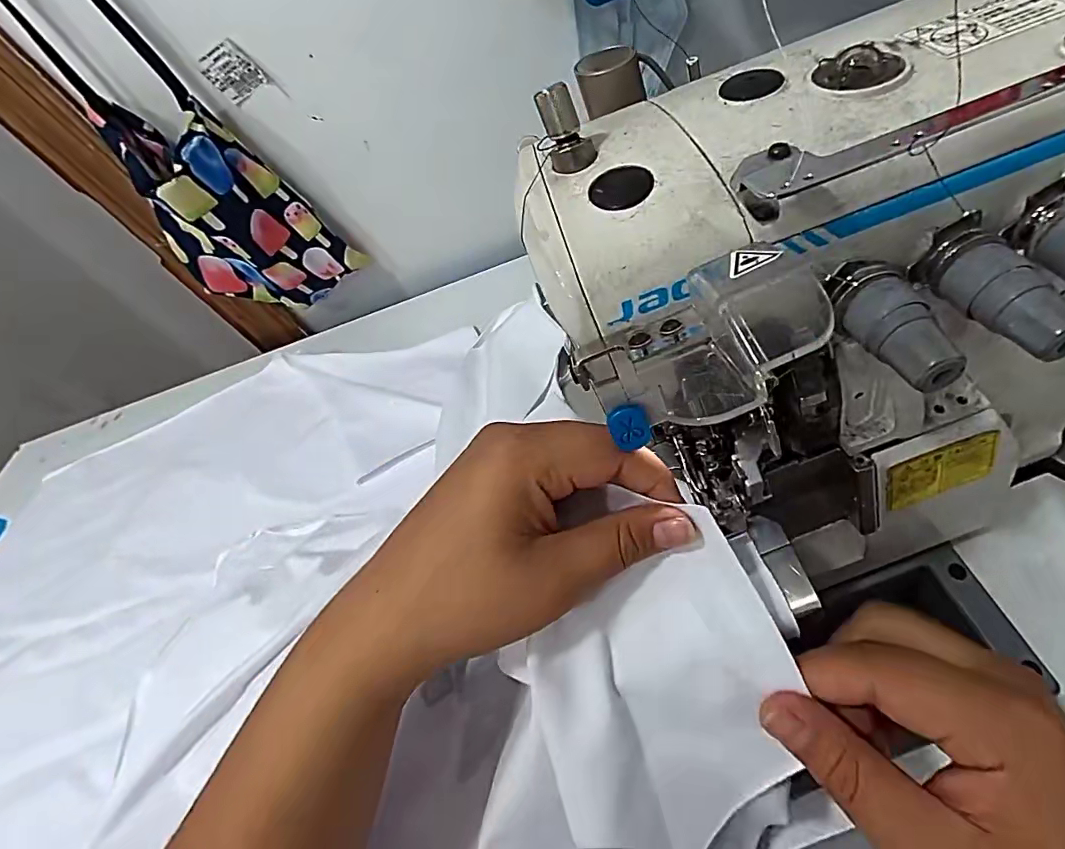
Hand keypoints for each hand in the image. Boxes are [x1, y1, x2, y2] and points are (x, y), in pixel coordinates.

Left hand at [314, 420, 695, 690]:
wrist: (383, 626)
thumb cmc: (468, 599)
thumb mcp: (556, 575)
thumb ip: (622, 541)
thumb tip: (680, 522)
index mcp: (523, 449)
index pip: (610, 447)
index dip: (652, 480)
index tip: (681, 521)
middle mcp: (506, 437)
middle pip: (589, 448)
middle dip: (626, 488)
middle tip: (651, 534)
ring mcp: (489, 454)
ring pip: (567, 461)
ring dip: (597, 496)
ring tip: (612, 541)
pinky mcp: (481, 476)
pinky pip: (541, 473)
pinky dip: (568, 499)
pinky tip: (571, 535)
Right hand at [759, 603, 1064, 848]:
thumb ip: (852, 775)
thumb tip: (786, 712)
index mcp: (1003, 718)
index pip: (879, 663)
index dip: (816, 678)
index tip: (778, 702)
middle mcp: (1007, 682)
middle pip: (885, 626)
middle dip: (836, 667)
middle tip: (813, 724)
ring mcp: (1007, 684)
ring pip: (898, 634)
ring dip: (857, 676)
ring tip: (849, 742)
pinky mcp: (1000, 695)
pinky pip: (921, 658)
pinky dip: (884, 685)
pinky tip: (880, 738)